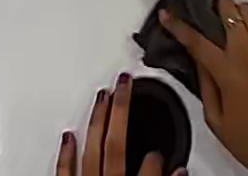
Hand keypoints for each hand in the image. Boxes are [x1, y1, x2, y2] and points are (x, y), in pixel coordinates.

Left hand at [56, 73, 183, 175]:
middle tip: (124, 81)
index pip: (151, 164)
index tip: (160, 147)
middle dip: (121, 109)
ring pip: (92, 151)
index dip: (157, 154)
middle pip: (116, 144)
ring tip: (102, 94)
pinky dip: (66, 155)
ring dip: (97, 121)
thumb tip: (181, 172)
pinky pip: (66, 174)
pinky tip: (68, 135)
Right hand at [159, 0, 247, 175]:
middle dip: (216, 7)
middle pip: (227, 10)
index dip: (177, 25)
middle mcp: (245, 52)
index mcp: (226, 71)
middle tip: (214, 16)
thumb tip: (199, 61)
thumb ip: (205, 86)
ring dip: (238, 11)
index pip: (195, 40)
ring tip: (236, 23)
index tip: (167, 14)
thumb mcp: (217, 122)